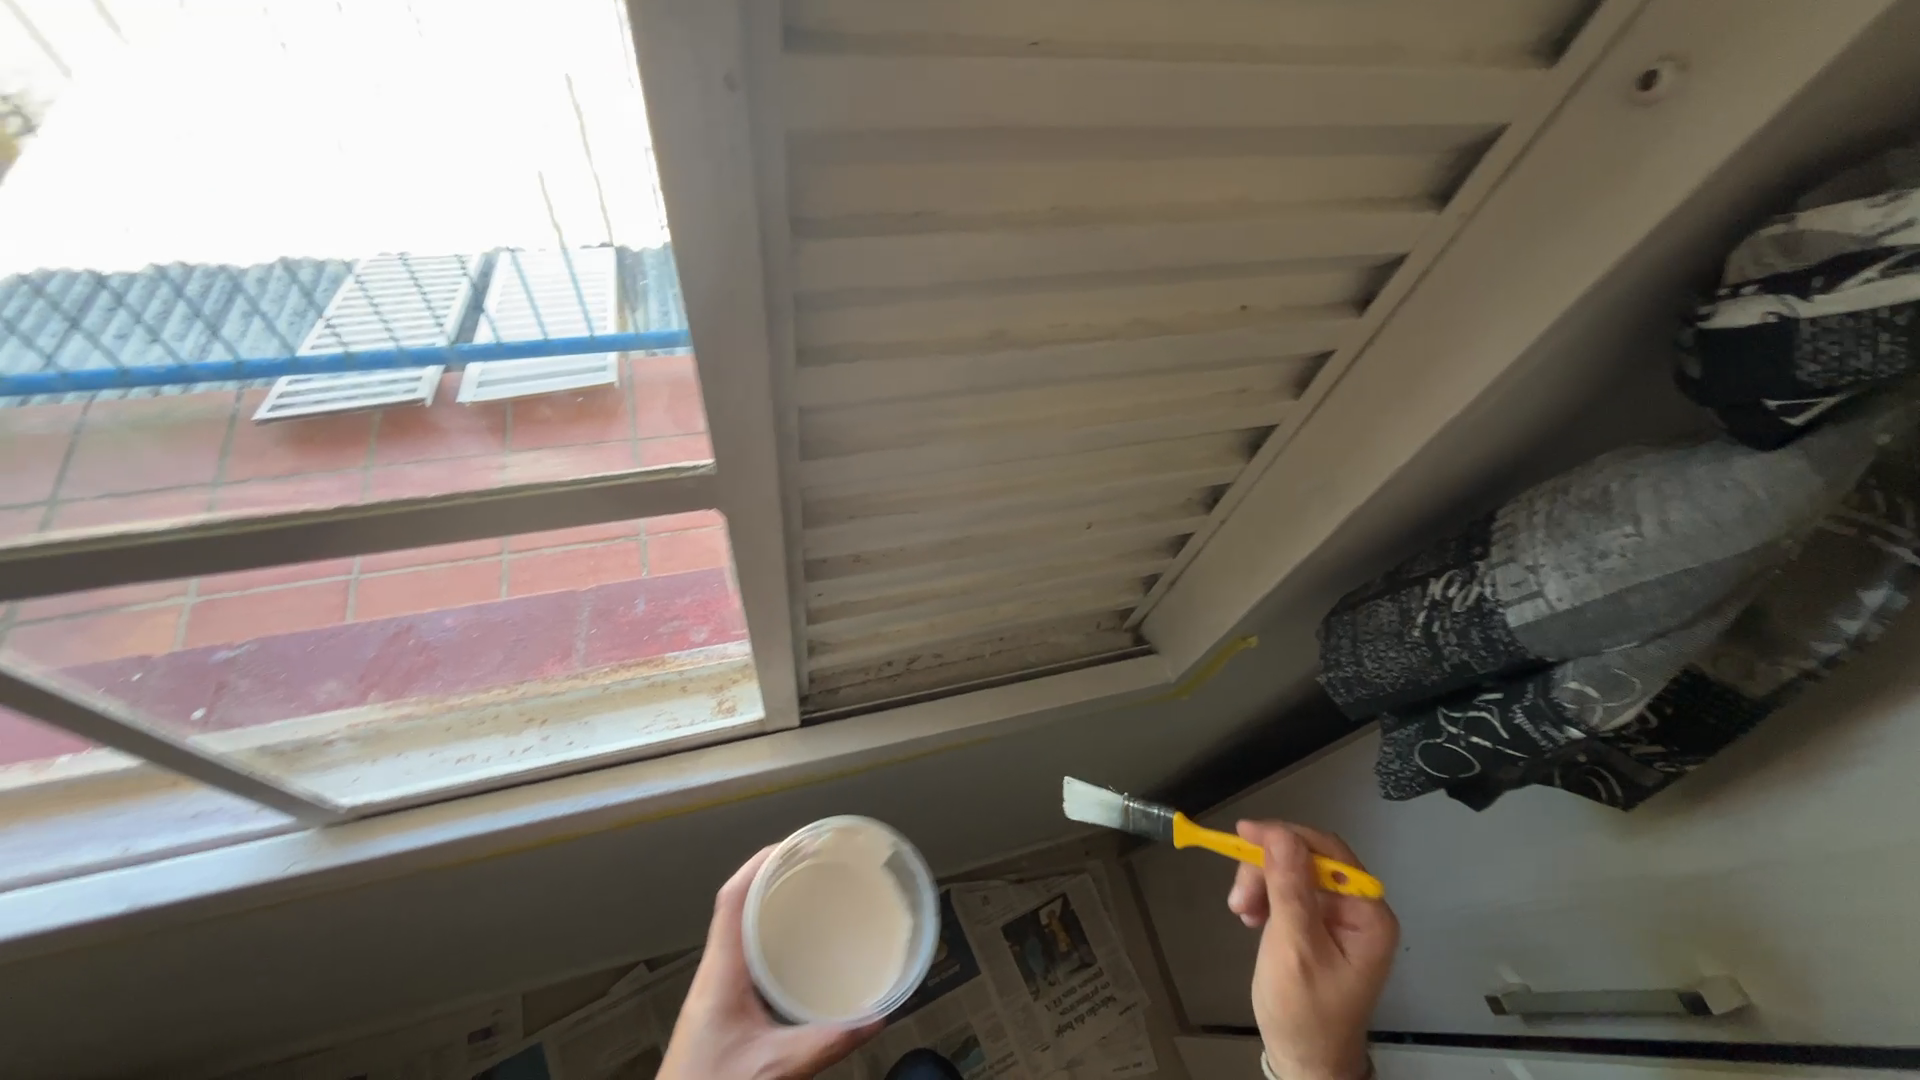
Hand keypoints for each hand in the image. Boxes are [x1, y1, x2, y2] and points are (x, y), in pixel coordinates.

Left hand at [659, 845, 881, 1079]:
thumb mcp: (774, 1068)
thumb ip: (826, 1043)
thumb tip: (877, 1018)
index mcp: (721, 972)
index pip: (733, 898)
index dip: (761, 862)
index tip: (796, 844)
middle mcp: (715, 971)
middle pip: (737, 903)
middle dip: (772, 874)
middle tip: (813, 861)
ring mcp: (715, 988)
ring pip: (739, 927)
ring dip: (769, 902)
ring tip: (808, 890)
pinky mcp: (721, 1005)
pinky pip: (745, 952)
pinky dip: (769, 934)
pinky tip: (795, 947)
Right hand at [1226, 821, 1397, 1079]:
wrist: (1303, 1060)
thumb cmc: (1304, 1011)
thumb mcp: (1293, 946)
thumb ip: (1288, 887)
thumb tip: (1279, 833)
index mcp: (1367, 914)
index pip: (1328, 852)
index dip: (1285, 836)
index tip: (1243, 834)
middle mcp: (1357, 908)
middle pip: (1306, 859)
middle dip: (1267, 869)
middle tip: (1239, 896)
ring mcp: (1337, 916)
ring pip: (1290, 871)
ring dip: (1260, 883)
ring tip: (1241, 912)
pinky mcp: (1315, 923)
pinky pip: (1286, 889)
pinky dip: (1263, 896)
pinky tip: (1251, 916)